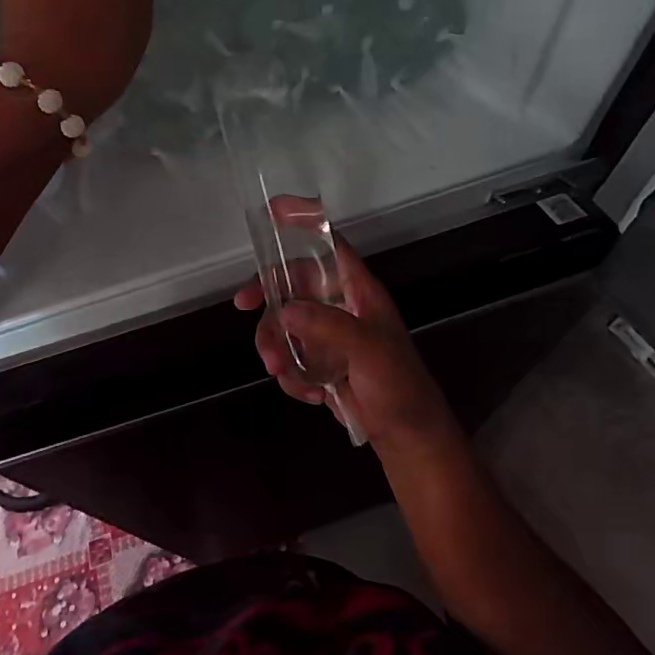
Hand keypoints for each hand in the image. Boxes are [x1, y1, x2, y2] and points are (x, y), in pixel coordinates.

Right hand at [234, 225, 457, 450]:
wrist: (409, 441)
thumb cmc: (399, 389)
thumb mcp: (368, 352)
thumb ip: (328, 326)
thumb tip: (285, 309)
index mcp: (359, 293)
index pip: (330, 246)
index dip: (305, 224)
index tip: (271, 214)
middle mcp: (342, 308)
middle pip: (294, 286)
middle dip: (270, 303)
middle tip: (245, 310)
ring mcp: (330, 338)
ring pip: (285, 326)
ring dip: (277, 347)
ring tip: (284, 374)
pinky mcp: (323, 365)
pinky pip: (292, 357)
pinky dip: (292, 375)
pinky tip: (310, 394)